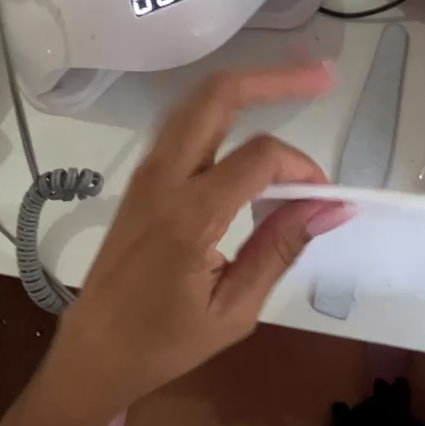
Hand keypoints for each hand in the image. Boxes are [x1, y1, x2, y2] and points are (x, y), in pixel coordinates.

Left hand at [35, 62, 353, 421]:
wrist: (94, 348)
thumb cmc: (164, 341)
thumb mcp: (234, 310)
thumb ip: (280, 248)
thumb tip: (330, 207)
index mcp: (189, 215)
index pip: (259, 158)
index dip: (301, 165)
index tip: (323, 196)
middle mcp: (164, 176)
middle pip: (218, 96)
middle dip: (274, 78)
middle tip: (322, 76)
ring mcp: (148, 169)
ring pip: (197, 100)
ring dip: (246, 84)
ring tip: (294, 81)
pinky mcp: (143, 173)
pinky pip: (185, 120)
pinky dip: (222, 105)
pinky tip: (249, 110)